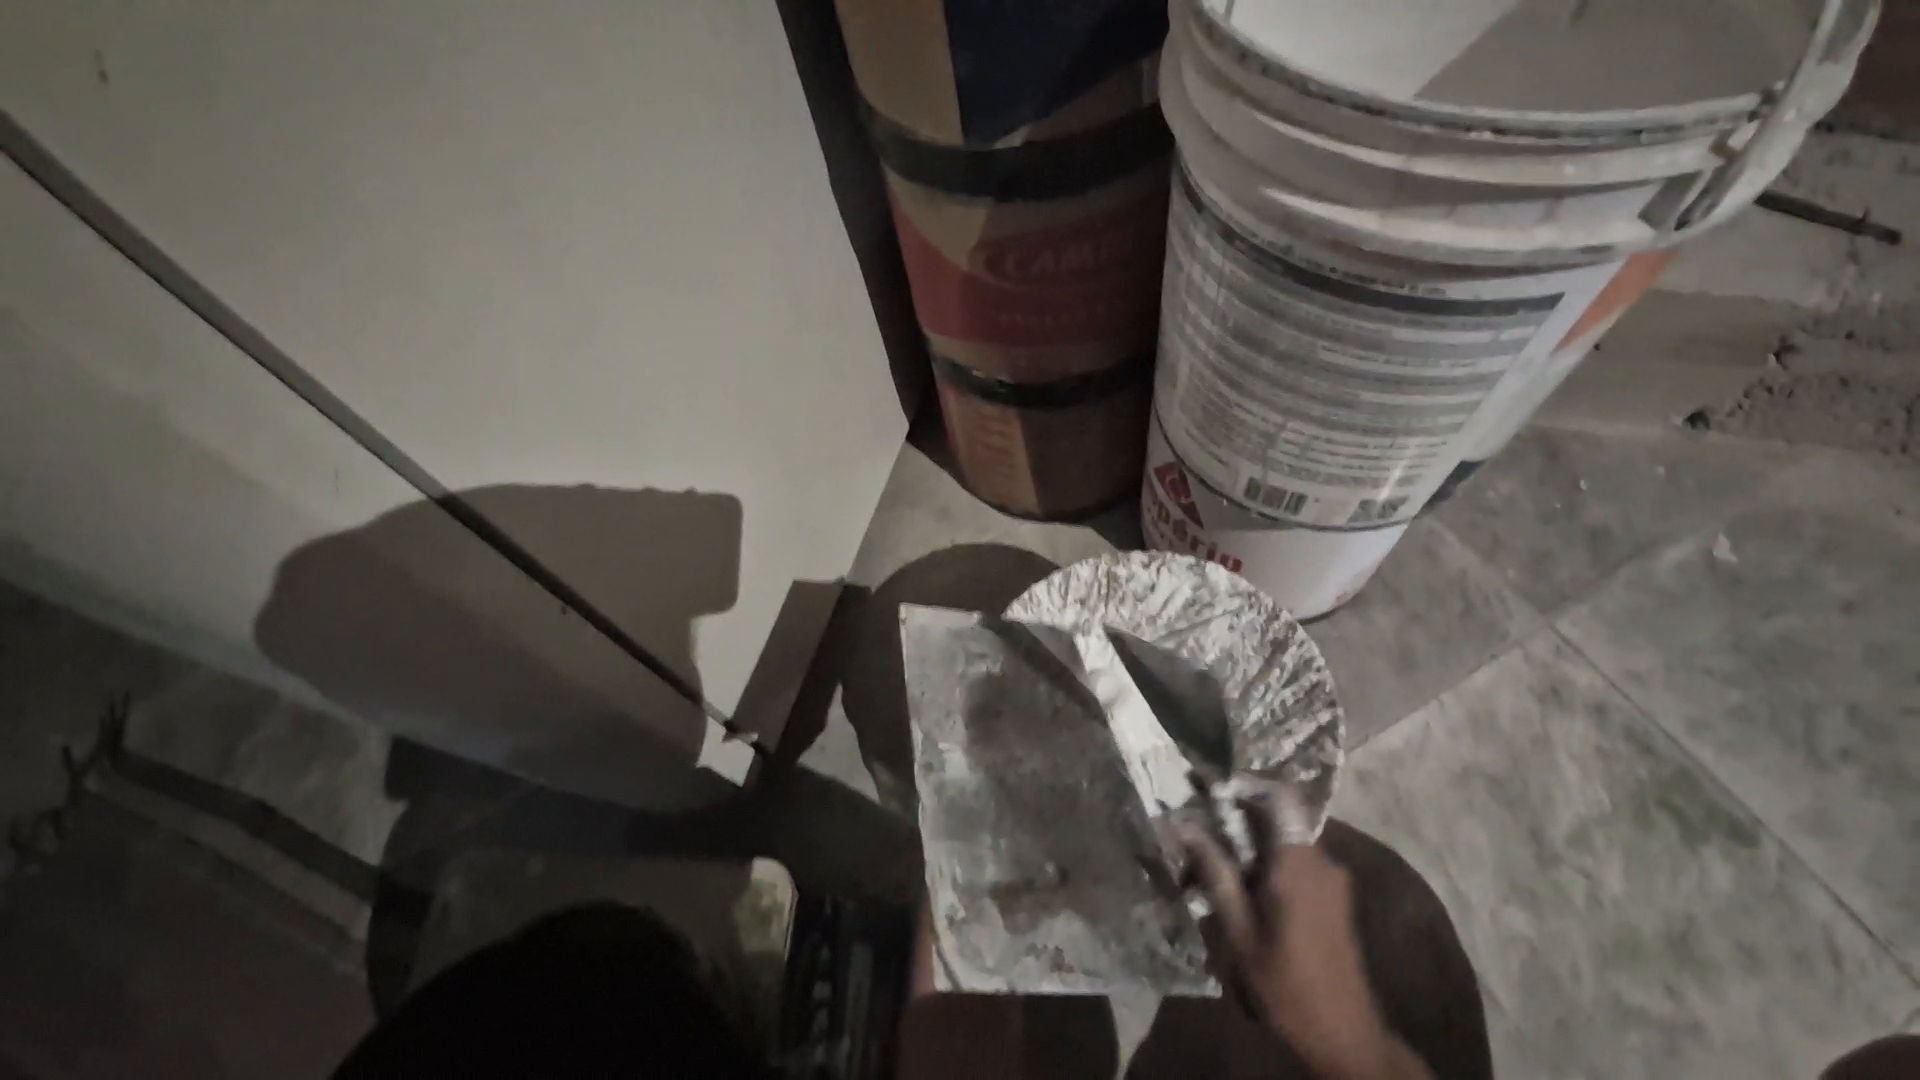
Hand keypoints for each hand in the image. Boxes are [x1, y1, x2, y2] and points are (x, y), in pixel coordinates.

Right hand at [1178, 815, 1432, 1079]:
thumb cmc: (1286, 984)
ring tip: (1214, 876)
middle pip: (1278, 820)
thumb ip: (1214, 872)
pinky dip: (1268, 867)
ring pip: (1285, 843)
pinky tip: (1243, 899)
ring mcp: (1333, 880)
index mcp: (1298, 864)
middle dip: (1237, 824)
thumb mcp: (1239, 931)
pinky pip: (1297, 864)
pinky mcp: (1335, 898)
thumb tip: (1182, 825)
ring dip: (1250, 850)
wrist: (1346, 1037)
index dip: (1246, 784)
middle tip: (1198, 843)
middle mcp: (1322, 861)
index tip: (1210, 790)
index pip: (1281, 797)